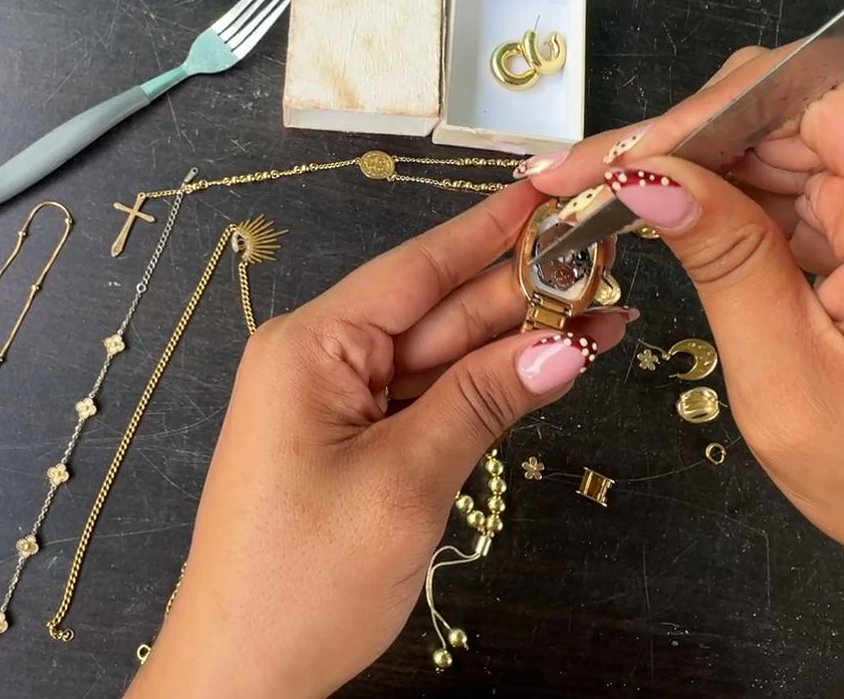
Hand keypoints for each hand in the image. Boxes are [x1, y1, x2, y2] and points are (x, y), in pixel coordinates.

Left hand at [126, 181, 633, 698]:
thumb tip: (564, 342)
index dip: (483, 230)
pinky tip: (543, 363)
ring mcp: (339, 397)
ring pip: (438, 354)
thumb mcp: (405, 482)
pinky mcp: (355, 435)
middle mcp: (321, 356)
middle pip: (434, 311)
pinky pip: (427, 394)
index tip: (541, 193)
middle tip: (602, 268)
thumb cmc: (304, 580)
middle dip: (517, 292)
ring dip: (511, 339)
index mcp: (311, 344)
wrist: (240, 677)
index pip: (414, 268)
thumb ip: (483, 401)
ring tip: (598, 315)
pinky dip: (483, 385)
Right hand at [519, 47, 843, 696]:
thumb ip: (724, 261)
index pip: (837, 84)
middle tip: (587, 178)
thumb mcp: (787, 383)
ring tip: (609, 198)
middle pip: (796, 103)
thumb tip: (647, 175)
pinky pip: (792, 176)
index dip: (727, 98)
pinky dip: (722, 192)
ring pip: (781, 134)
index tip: (640, 154)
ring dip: (693, 163)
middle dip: (684, 133)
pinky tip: (669, 218)